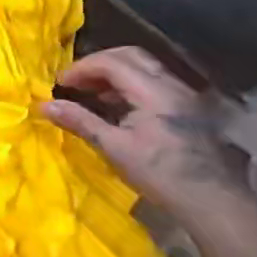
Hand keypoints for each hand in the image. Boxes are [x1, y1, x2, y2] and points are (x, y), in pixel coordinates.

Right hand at [39, 46, 249, 218]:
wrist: (212, 200)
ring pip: (144, 68)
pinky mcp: (187, 109)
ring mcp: (183, 96)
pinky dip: (128, 85)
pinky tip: (115, 106)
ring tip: (89, 93)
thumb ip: (80, 121)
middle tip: (74, 82)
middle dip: (98, 64)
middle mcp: (172, 85)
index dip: (81, 68)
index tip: (59, 84)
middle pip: (131, 56)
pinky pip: (153, 83)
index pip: (112, 62)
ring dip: (113, 74)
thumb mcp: (114, 148)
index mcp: (154, 92)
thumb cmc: (160, 174)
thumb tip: (44, 106)